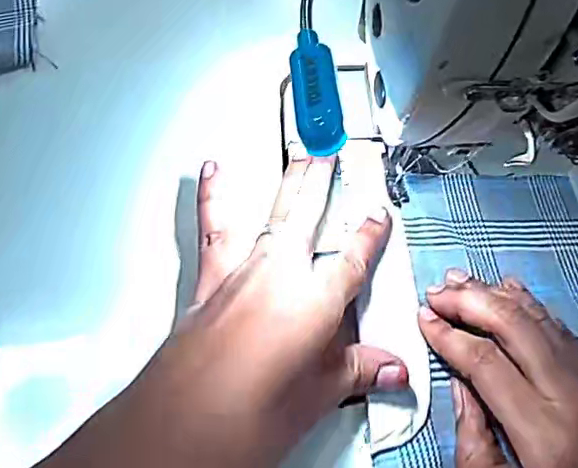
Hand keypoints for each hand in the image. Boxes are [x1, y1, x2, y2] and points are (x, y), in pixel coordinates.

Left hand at [40, 156, 408, 467]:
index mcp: (317, 299)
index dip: (370, 235)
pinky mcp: (214, 275)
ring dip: (289, 182)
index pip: (354, 258)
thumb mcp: (319, 395)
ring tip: (300, 157)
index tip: (378, 217)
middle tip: (333, 157)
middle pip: (311, 216)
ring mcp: (247, 267)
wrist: (188, 420)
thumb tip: (389, 369)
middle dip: (324, 184)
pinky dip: (211, 195)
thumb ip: (356, 371)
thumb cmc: (249, 414)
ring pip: (275, 213)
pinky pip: (214, 227)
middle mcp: (283, 272)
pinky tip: (211, 171)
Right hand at [420, 272, 577, 467]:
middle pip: (511, 324)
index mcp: (545, 434)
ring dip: (493, 292)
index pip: (486, 361)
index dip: (449, 336)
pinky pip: (559, 327)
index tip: (422, 319)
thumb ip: (475, 445)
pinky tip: (505, 290)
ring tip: (459, 281)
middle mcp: (570, 396)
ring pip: (536, 316)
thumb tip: (459, 385)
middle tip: (435, 292)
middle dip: (468, 300)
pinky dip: (527, 302)